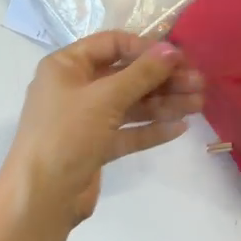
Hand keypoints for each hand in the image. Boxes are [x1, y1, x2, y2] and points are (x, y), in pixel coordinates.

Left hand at [0, 32, 203, 224]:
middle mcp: (74, 88)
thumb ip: (141, 73)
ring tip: (199, 104)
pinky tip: (180, 127)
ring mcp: (84, 119)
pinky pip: (127, 132)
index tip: (178, 58)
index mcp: (65, 66)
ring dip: (163, 103)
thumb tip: (172, 49)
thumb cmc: (66, 134)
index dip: (146, 48)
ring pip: (130, 105)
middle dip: (162, 79)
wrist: (41, 196)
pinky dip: (151, 129)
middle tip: (199, 83)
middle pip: (125, 75)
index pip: (111, 44)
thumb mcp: (104, 98)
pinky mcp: (94, 147)